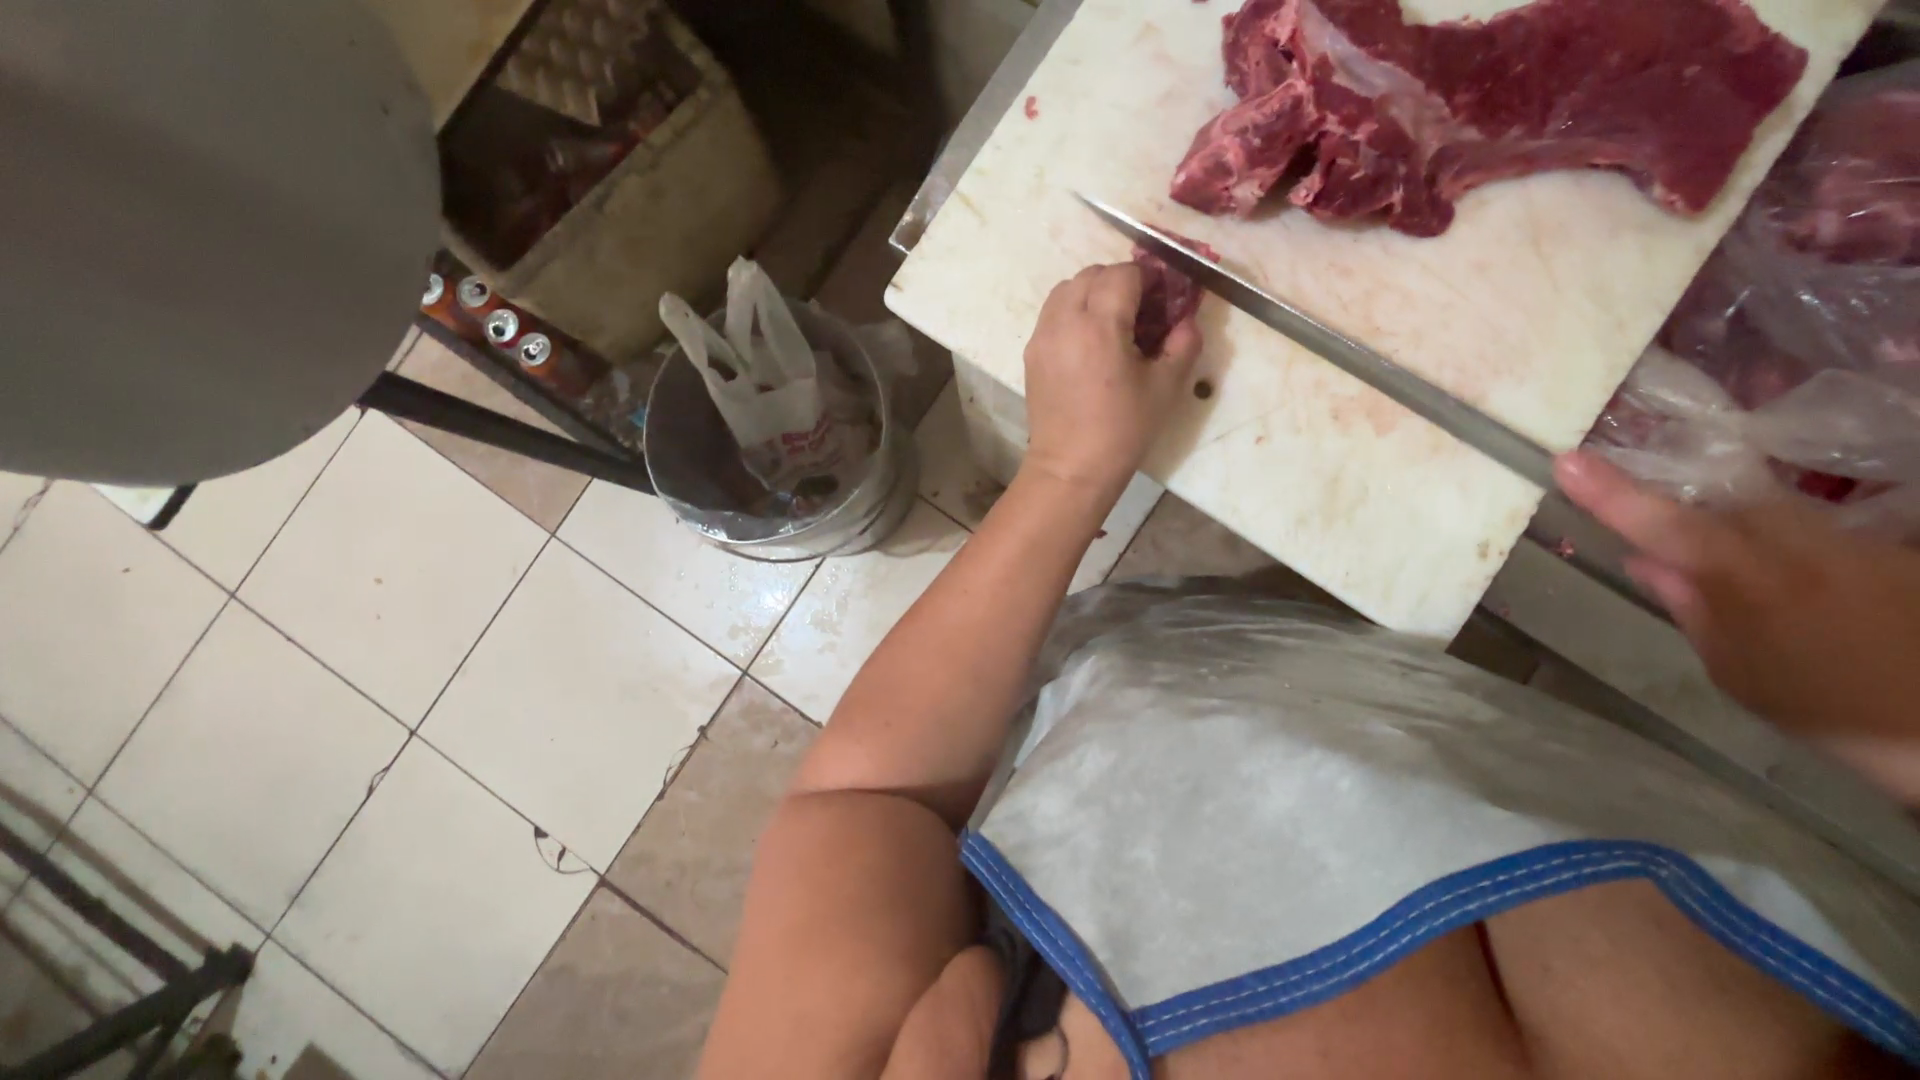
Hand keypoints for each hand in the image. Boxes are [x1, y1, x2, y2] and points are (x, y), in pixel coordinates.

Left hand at [1020, 263, 1201, 498]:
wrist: (1071, 467)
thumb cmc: (1123, 429)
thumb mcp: (1166, 387)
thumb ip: (1183, 344)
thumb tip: (1187, 320)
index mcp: (1099, 325)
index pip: (1123, 274)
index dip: (1147, 279)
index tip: (1162, 300)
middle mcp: (1064, 321)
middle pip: (1091, 274)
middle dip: (1119, 282)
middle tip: (1141, 310)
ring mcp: (1042, 337)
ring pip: (1065, 289)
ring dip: (1091, 292)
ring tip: (1113, 323)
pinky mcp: (1031, 354)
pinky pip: (1052, 315)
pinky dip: (1072, 313)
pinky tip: (1090, 343)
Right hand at [1555, 451, 1919, 745]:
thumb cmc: (1823, 708)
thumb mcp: (1735, 669)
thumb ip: (1689, 605)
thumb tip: (1642, 558)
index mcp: (1751, 584)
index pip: (1667, 526)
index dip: (1614, 494)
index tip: (1567, 462)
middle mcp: (1803, 548)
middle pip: (1725, 502)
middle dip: (1684, 507)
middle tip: (1648, 521)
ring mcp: (1852, 542)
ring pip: (1770, 509)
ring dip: (1733, 522)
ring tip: (1726, 559)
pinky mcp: (1886, 548)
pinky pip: (1813, 527)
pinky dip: (1782, 540)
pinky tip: (1791, 577)